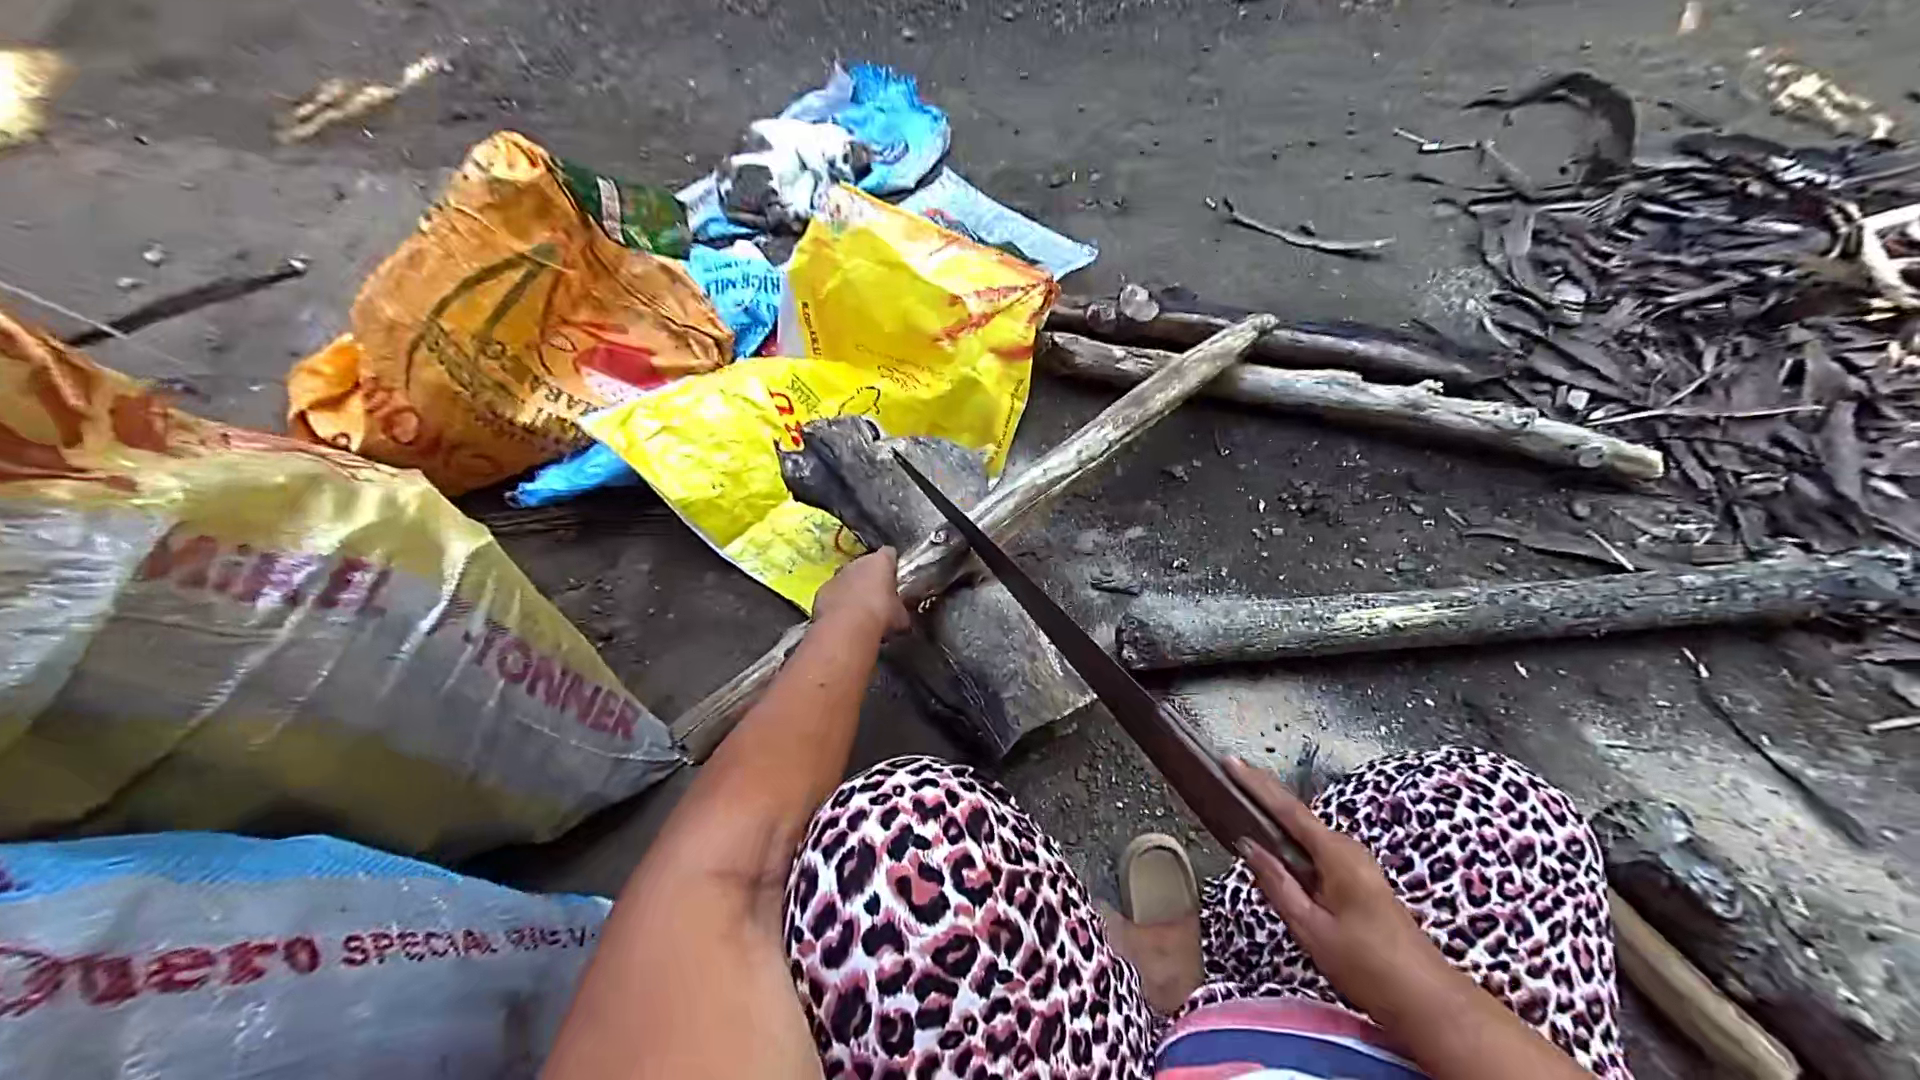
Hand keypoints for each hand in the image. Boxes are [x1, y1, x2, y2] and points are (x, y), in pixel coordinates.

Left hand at [812, 547, 910, 637]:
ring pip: (847, 578)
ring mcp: (837, 575)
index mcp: (881, 561)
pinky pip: (833, 593)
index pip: (889, 554)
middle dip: (871, 577)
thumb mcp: (901, 616)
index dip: (892, 564)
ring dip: (852, 589)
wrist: (846, 628)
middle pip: (866, 564)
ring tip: (859, 610)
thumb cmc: (880, 615)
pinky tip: (843, 617)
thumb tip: (901, 615)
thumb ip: (900, 609)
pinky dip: (837, 601)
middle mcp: (858, 562)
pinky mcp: (822, 590)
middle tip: (878, 597)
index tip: (895, 577)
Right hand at [1226, 758, 1458, 1021]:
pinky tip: (1272, 845)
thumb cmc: (1369, 967)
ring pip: (1305, 833)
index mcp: (1336, 854)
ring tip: (1241, 804)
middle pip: (1296, 814)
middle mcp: (1347, 848)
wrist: (1430, 1002)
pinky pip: (1314, 849)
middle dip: (1262, 793)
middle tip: (1229, 776)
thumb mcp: (1311, 927)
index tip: (1230, 762)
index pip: (1286, 809)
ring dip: (1274, 818)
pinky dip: (1289, 839)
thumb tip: (1247, 845)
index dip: (1255, 783)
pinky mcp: (1357, 878)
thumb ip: (1276, 882)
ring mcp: (1355, 862)